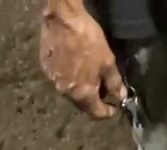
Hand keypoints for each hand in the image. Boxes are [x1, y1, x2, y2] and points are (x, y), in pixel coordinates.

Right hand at [39, 1, 123, 119]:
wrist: (61, 18)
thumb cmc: (87, 40)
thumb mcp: (107, 61)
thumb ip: (114, 82)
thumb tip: (121, 96)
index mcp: (83, 94)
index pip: (97, 113)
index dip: (107, 112)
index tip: (114, 108)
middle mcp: (66, 93)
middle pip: (83, 104)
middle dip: (94, 100)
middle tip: (102, 91)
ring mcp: (53, 82)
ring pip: (70, 93)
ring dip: (80, 89)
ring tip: (88, 79)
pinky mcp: (45, 69)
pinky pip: (60, 79)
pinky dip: (69, 78)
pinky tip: (73, 68)